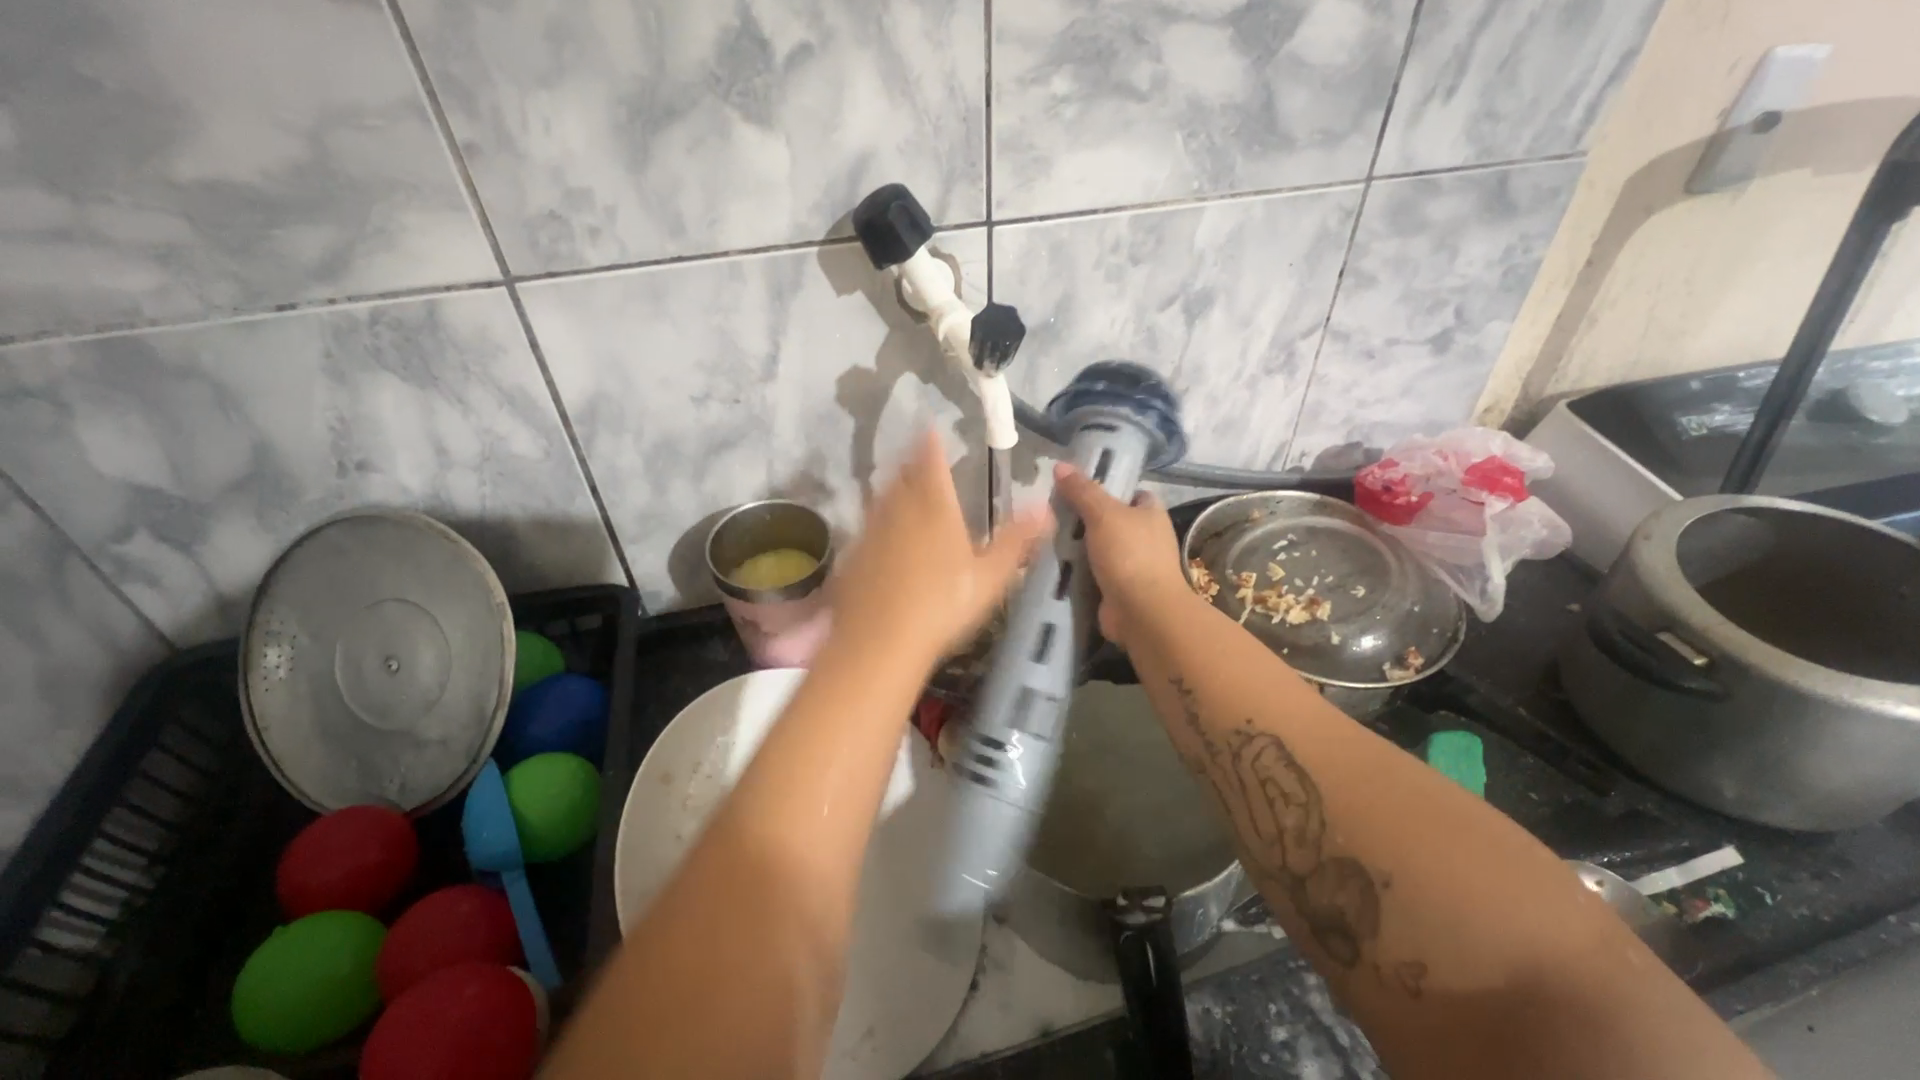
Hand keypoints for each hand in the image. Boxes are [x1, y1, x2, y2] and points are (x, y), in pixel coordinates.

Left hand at [831, 431, 1052, 664]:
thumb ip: (1017, 541)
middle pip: (902, 477)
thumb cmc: (942, 606)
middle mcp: (899, 511)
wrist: (879, 642)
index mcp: (935, 509)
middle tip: (915, 454)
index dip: (930, 444)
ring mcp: (871, 534)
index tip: (929, 428)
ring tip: (898, 486)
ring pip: (881, 501)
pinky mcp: (852, 559)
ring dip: (891, 490)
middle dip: (910, 463)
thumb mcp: (990, 577)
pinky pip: (866, 531)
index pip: (931, 464)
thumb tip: (1047, 507)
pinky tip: (880, 539)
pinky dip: (876, 525)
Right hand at [1052, 462, 1194, 651]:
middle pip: (1112, 521)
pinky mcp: (1119, 590)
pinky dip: (1078, 572)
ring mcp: (1134, 567)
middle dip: (1086, 519)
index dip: (1109, 488)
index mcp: (1151, 514)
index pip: (1132, 493)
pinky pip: (1094, 575)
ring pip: (1100, 549)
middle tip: (1053, 512)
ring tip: (1046, 537)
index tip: (1079, 488)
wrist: (1142, 612)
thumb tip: (1060, 465)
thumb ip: (1082, 491)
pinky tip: (1054, 566)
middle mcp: (1147, 538)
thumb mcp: (1103, 514)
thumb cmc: (1129, 554)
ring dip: (1079, 548)